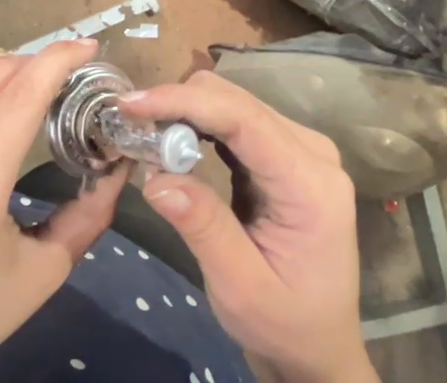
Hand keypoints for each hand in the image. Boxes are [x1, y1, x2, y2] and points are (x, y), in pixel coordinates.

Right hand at [117, 73, 375, 382]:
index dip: (183, 103)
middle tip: (131, 131)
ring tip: (146, 139)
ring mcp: (298, 149)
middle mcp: (311, 152)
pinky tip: (172, 145)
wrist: (316, 345)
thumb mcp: (240, 287)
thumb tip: (155, 176)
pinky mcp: (281, 153)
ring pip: (229, 102)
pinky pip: (231, 119)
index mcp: (311, 184)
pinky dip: (194, 123)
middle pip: (233, 101)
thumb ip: (203, 227)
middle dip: (177, 106)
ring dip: (182, 112)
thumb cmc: (284, 322)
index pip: (243, 120)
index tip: (130, 104)